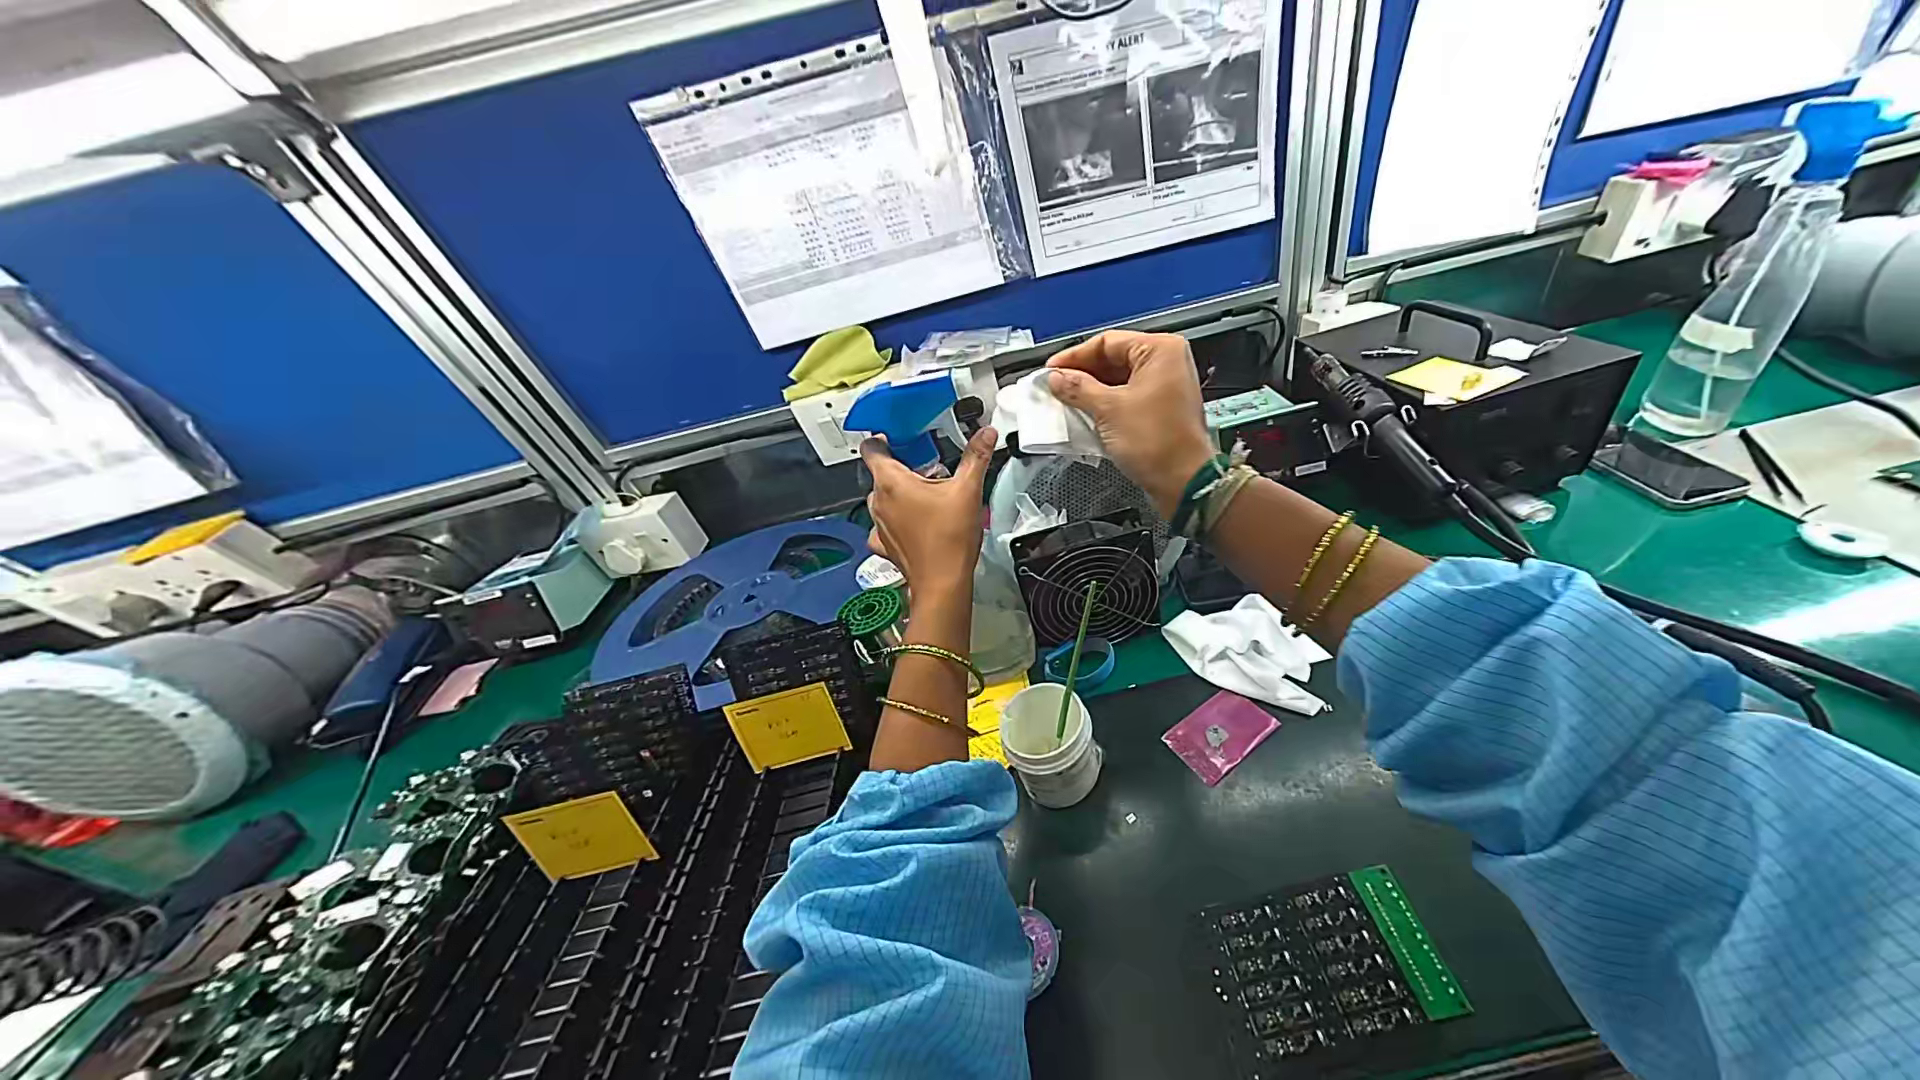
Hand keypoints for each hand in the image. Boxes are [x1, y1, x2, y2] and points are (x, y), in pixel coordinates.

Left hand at [860, 427, 996, 599]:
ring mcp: (879, 524)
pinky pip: (885, 525)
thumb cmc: (949, 540)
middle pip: (881, 474)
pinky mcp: (884, 544)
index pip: (871, 449)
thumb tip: (986, 434)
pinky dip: (897, 520)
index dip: (881, 439)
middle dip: (902, 469)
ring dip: (900, 494)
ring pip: (883, 499)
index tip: (895, 436)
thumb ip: (976, 457)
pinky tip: (916, 522)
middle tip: (928, 469)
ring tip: (927, 497)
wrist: (942, 583)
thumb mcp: (968, 490)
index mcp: (891, 482)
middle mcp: (878, 502)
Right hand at [1047, 330, 1216, 517]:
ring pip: (1117, 380)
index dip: (1075, 356)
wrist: (1182, 482)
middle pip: (1112, 359)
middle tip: (1055, 387)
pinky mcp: (1159, 409)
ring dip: (1090, 391)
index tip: (1052, 370)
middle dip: (1082, 374)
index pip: (1107, 342)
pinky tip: (1084, 415)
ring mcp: (1164, 387)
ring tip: (1066, 402)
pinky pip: (1125, 398)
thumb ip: (1078, 388)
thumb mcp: (1108, 410)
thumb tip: (1057, 378)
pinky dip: (1104, 405)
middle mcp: (1166, 363)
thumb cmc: (1159, 444)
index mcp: (1160, 350)